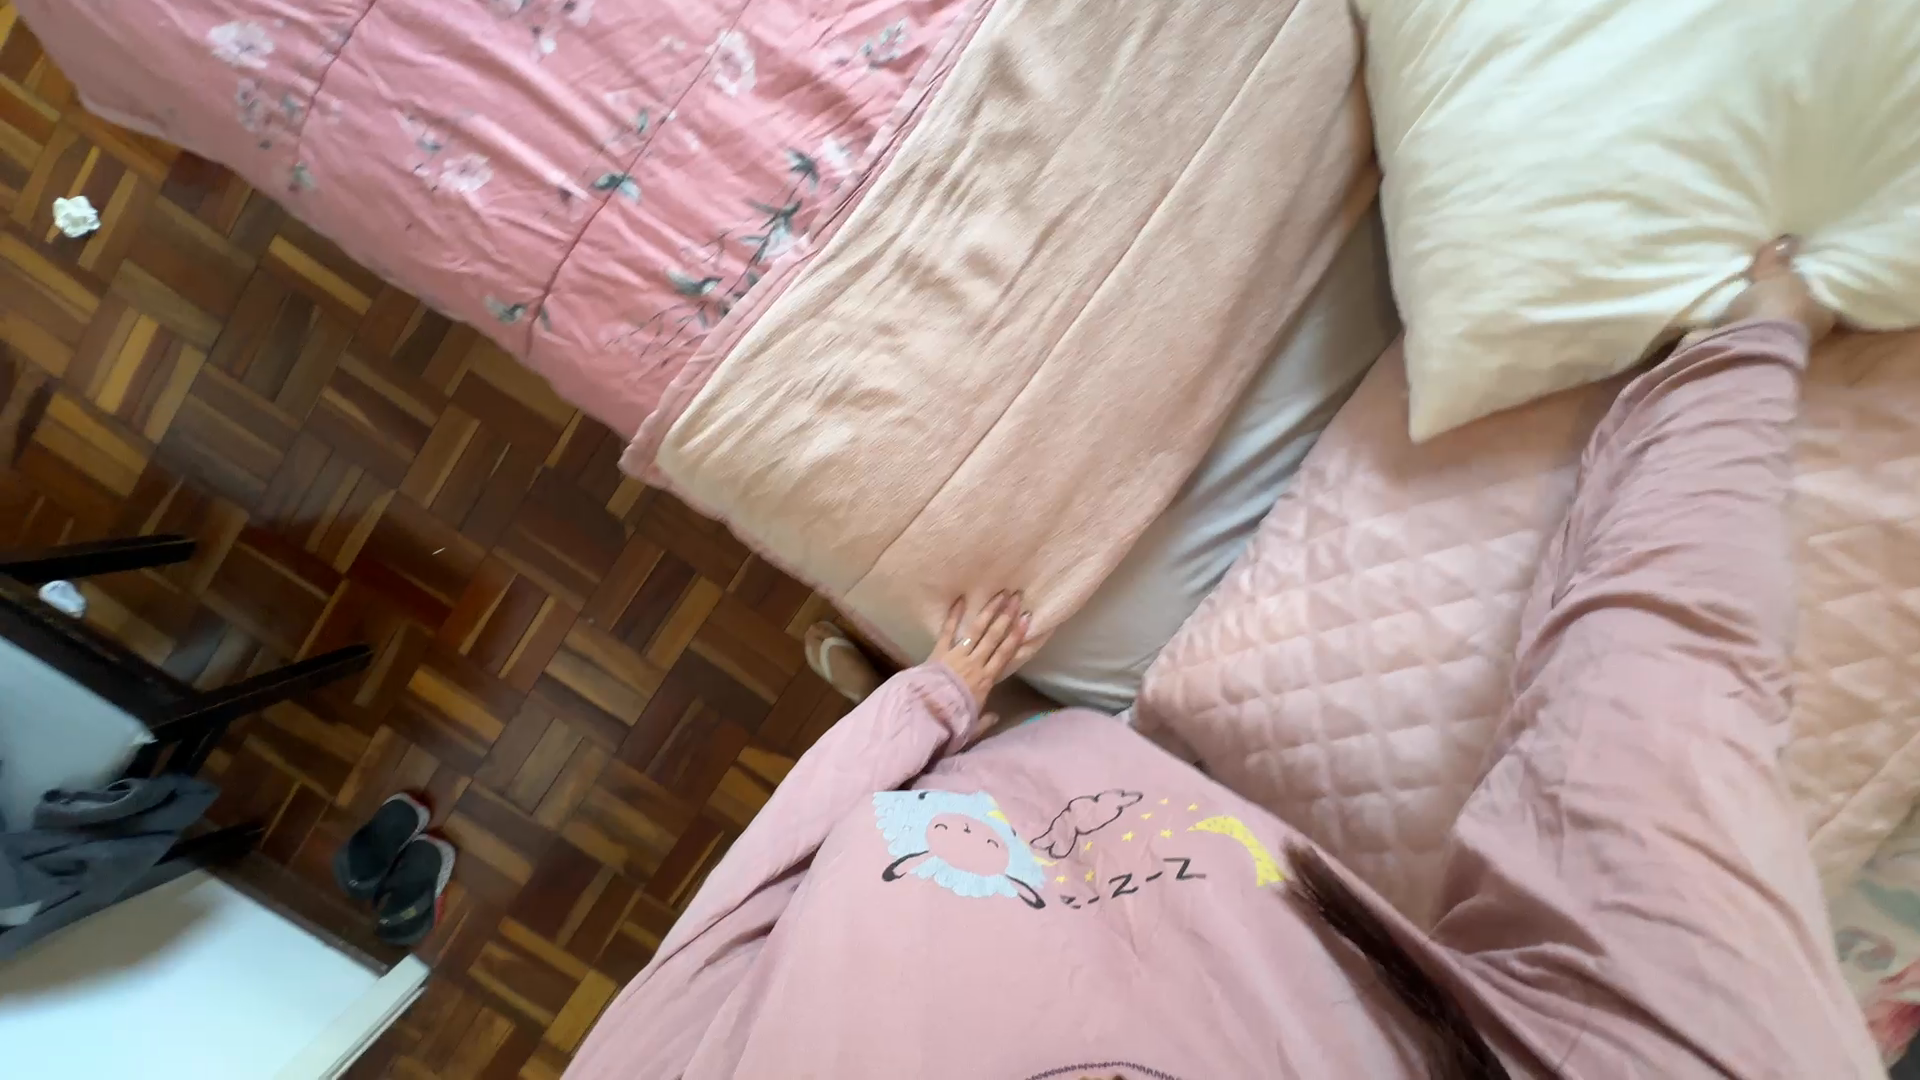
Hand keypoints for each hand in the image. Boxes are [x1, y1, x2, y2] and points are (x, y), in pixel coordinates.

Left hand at [930, 592, 1030, 710]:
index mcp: (986, 680)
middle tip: (1016, 597)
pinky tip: (961, 599)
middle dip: (1006, 615)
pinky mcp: (939, 652)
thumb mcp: (972, 726)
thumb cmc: (951, 721)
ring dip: (989, 611)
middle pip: (994, 636)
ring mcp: (957, 655)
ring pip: (976, 630)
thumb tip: (995, 716)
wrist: (927, 715)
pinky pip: (948, 631)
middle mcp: (975, 663)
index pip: (1005, 653)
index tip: (1027, 619)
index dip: (1017, 635)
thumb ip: (985, 720)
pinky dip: (954, 615)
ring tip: (999, 595)